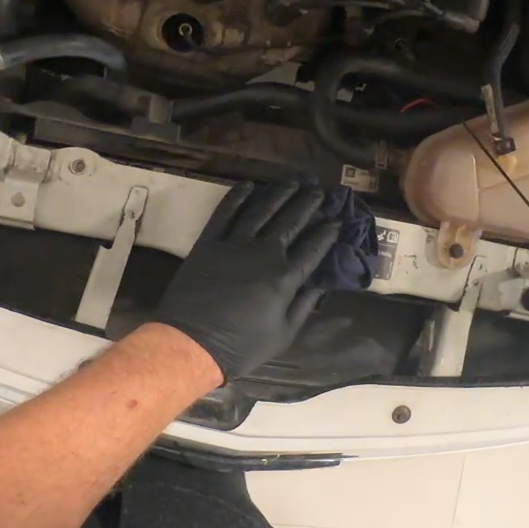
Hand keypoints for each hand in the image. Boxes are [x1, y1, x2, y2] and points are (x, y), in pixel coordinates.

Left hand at [151, 181, 340, 381]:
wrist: (192, 344)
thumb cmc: (241, 346)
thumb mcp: (284, 334)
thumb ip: (304, 305)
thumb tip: (321, 283)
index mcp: (285, 277)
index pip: (313, 247)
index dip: (327, 232)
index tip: (336, 220)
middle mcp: (264, 253)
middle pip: (291, 221)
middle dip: (307, 203)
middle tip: (318, 190)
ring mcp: (234, 243)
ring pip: (261, 210)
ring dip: (279, 193)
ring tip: (292, 181)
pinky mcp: (209, 242)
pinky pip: (225, 213)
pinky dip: (237, 197)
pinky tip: (248, 185)